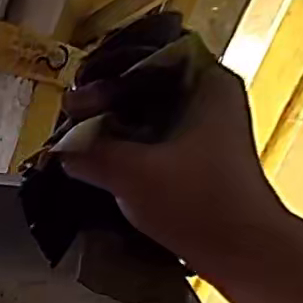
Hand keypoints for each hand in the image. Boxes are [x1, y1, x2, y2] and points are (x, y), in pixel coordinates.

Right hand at [55, 50, 288, 273]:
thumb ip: (89, 154)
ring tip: (82, 136)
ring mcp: (208, 127)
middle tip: (74, 113)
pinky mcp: (202, 156)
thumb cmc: (196, 203)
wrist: (243, 252)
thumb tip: (59, 150)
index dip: (110, 66)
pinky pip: (157, 135)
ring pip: (150, 110)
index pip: (150, 50)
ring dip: (116, 122)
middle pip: (147, 80)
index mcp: (205, 82)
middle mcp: (210, 95)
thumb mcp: (131, 173)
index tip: (81, 89)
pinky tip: (104, 157)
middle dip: (107, 96)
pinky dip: (130, 142)